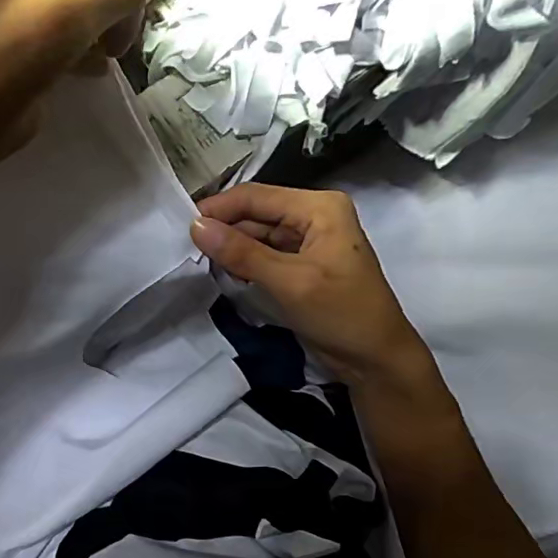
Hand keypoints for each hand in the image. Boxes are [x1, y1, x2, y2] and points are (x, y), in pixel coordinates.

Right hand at [192, 184, 434, 388]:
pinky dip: (245, 262)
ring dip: (232, 247)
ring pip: (258, 235)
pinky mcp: (302, 265)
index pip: (257, 197)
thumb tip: (195, 226)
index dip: (219, 208)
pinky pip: (265, 254)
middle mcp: (314, 216)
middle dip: (224, 228)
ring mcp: (309, 241)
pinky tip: (225, 273)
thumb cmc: (341, 314)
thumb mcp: (289, 282)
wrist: (375, 360)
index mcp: (319, 207)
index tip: (182, 225)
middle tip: (185, 247)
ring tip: (198, 260)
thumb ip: (241, 253)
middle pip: (257, 213)